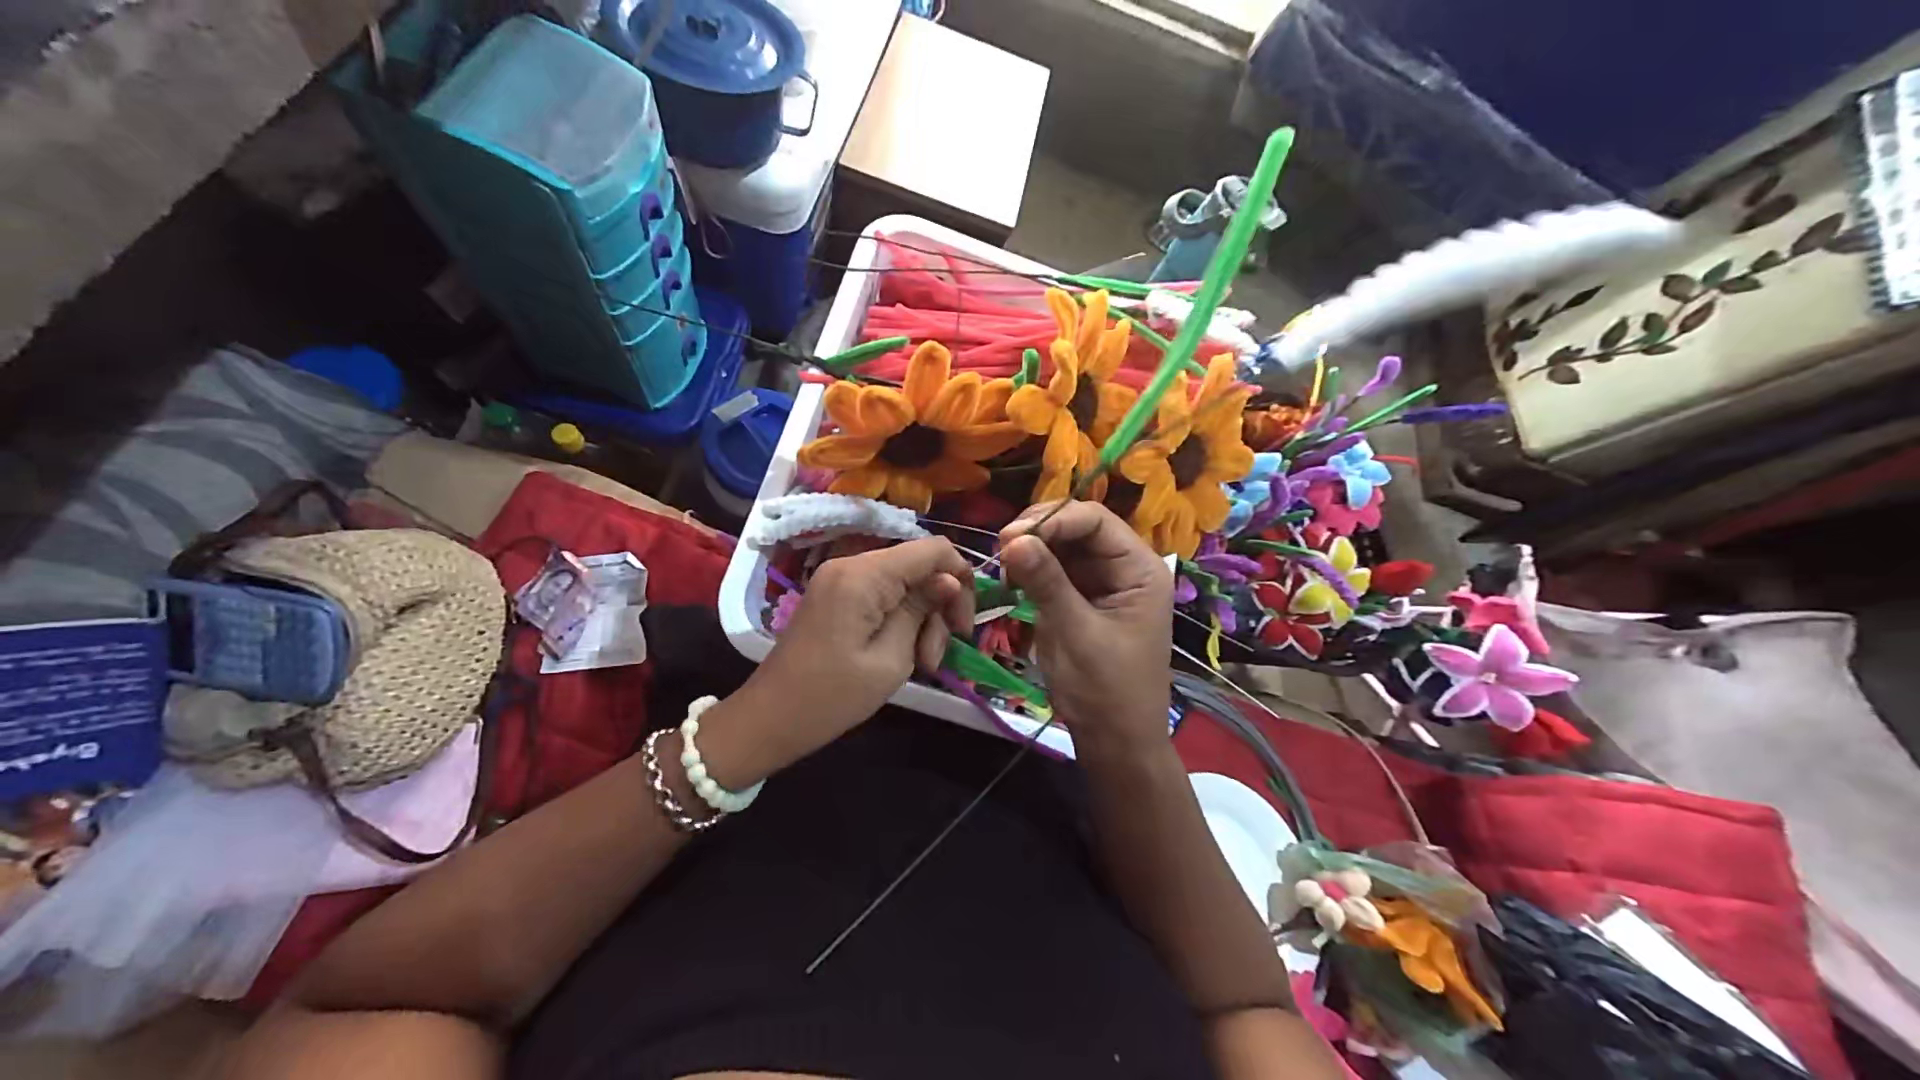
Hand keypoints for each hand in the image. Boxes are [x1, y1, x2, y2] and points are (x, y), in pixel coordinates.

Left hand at [723, 538, 974, 774]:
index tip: (962, 626)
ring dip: (921, 620)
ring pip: (904, 583)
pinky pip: (883, 594)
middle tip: (935, 656)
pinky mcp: (836, 595)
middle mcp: (851, 564)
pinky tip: (902, 654)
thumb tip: (949, 579)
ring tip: (920, 665)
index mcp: (864, 574)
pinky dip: (900, 620)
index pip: (933, 550)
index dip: (960, 579)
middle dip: (938, 608)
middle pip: (919, 566)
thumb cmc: (832, 697)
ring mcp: (840, 579)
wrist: (770, 719)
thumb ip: (922, 610)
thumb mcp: (891, 658)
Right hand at [999, 502, 1173, 754]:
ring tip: (1004, 566)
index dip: (1053, 520)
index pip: (1095, 521)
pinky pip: (1056, 570)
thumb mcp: (1074, 633)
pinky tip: (1012, 579)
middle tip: (1001, 549)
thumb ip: (1046, 582)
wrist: (1115, 741)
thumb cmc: (1105, 690)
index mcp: (1140, 569)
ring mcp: (1103, 583)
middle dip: (1039, 532)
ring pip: (1063, 547)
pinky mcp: (1083, 599)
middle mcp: (1125, 568)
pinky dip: (1032, 570)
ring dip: (1032, 550)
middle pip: (1078, 528)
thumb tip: (1012, 539)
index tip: (1011, 537)